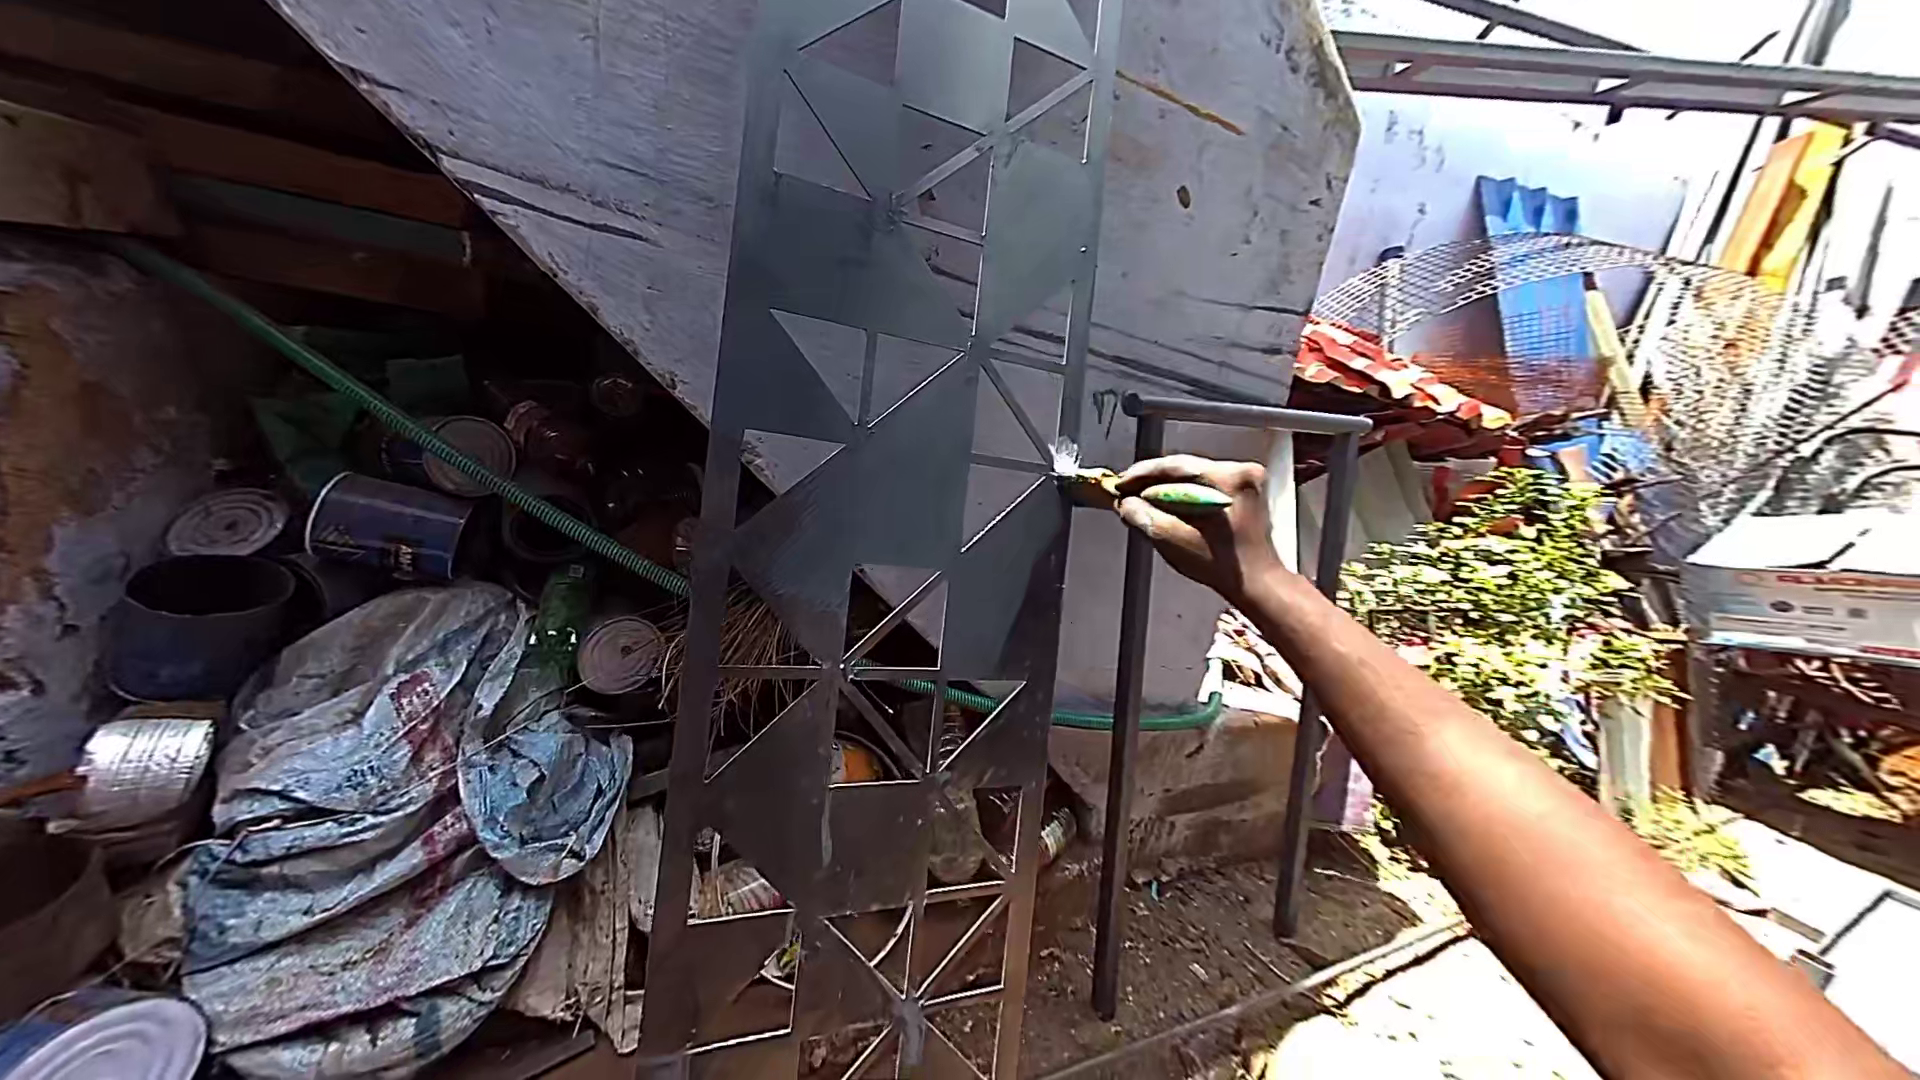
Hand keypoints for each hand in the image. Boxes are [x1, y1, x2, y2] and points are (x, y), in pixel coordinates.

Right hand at [1112, 455, 1284, 603]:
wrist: (1255, 581)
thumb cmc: (1222, 565)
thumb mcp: (1171, 539)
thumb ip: (1142, 516)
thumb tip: (1125, 502)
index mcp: (1228, 479)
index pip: (1174, 465)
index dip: (1141, 474)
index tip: (1121, 483)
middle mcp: (1241, 473)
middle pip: (1183, 468)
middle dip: (1151, 481)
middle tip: (1126, 491)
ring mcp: (1244, 481)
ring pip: (1191, 476)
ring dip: (1164, 487)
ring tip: (1140, 499)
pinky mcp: (1241, 492)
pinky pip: (1202, 484)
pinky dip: (1181, 493)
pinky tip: (1164, 505)